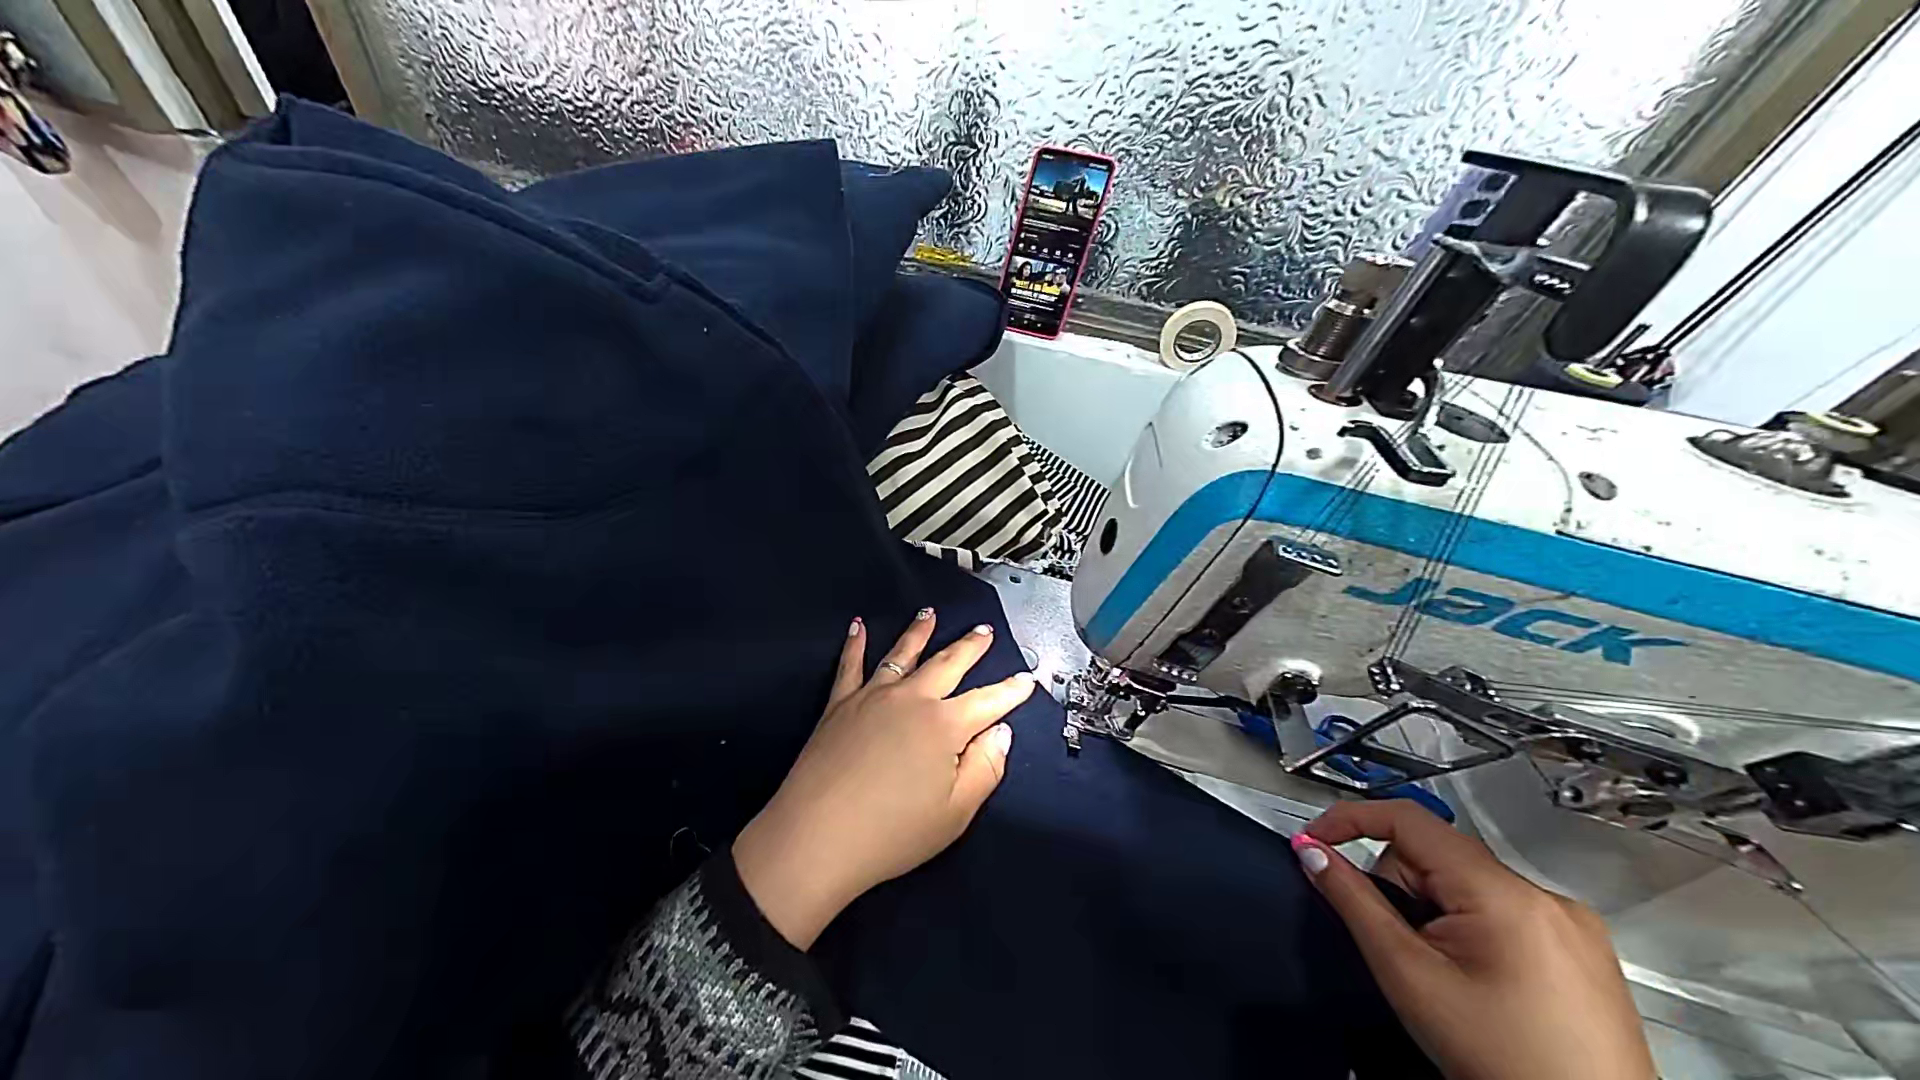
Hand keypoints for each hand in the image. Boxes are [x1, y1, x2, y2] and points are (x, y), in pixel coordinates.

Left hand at [732, 608, 1035, 948]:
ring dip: (920, 632)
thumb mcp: (956, 812)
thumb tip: (1001, 733)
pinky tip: (857, 626)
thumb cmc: (890, 833)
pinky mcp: (840, 704)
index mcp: (945, 726)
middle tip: (984, 632)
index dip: (1011, 690)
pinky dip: (856, 644)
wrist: (817, 836)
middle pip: (949, 663)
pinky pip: (851, 665)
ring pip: (903, 654)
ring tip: (929, 614)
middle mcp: (911, 700)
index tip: (1026, 679)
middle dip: (971, 646)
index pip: (988, 701)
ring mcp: (873, 697)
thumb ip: (986, 768)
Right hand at [1294, 800, 1654, 1079]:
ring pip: (1463, 882)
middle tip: (1403, 948)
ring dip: (1433, 911)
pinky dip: (1469, 927)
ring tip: (1444, 973)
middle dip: (1400, 889)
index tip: (1315, 838)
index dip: (1351, 820)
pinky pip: (1499, 908)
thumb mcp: (1407, 974)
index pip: (1408, 819)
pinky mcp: (1580, 949)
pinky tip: (1478, 979)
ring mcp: (1570, 924)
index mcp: (1504, 894)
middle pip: (1434, 855)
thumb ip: (1352, 901)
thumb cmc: (1506, 1065)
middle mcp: (1546, 897)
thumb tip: (1311, 851)